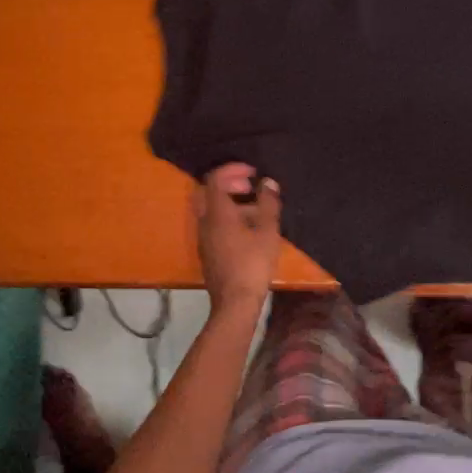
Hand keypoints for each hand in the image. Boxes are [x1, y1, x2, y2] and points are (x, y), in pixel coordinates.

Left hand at [192, 163, 280, 317]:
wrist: (234, 303)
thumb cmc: (253, 263)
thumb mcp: (267, 231)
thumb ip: (268, 204)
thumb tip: (268, 182)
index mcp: (217, 212)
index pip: (215, 178)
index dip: (233, 169)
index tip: (252, 172)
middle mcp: (205, 221)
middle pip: (210, 192)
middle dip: (230, 183)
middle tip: (250, 186)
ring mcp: (203, 238)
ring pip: (212, 210)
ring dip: (231, 202)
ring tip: (256, 209)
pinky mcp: (207, 252)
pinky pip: (214, 224)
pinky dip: (228, 217)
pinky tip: (248, 230)